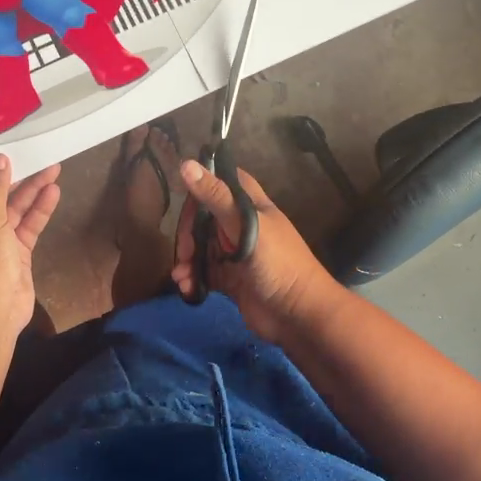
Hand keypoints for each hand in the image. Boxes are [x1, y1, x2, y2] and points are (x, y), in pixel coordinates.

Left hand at [0, 155, 61, 334]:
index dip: (0, 173)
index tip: (17, 154)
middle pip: (3, 198)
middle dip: (25, 182)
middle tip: (47, 162)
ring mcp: (0, 242)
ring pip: (19, 212)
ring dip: (36, 194)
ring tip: (55, 172)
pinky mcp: (18, 254)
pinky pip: (29, 227)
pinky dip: (40, 211)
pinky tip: (53, 194)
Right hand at [172, 161, 329, 341]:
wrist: (299, 316)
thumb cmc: (279, 264)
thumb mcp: (246, 226)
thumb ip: (216, 197)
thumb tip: (186, 164)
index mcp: (249, 206)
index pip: (219, 183)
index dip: (201, 189)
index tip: (187, 204)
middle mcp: (239, 226)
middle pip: (202, 218)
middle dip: (187, 234)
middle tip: (185, 252)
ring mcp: (233, 253)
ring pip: (198, 247)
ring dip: (185, 259)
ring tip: (181, 276)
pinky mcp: (228, 278)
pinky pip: (201, 271)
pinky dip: (191, 277)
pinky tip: (187, 287)